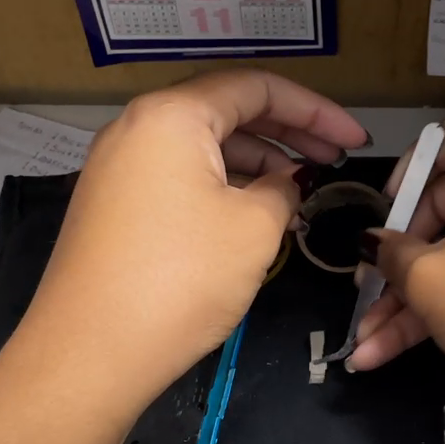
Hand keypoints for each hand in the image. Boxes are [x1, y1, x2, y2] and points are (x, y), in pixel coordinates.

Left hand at [21, 71, 367, 396]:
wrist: (89, 354)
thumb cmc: (181, 279)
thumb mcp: (255, 228)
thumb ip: (284, 190)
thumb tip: (288, 183)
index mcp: (172, 116)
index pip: (257, 88)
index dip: (316, 111)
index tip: (355, 141)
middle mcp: (138, 127)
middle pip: (228, 109)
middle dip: (290, 130)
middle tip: (336, 158)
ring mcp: (120, 166)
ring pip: (204, 144)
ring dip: (259, 159)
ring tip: (301, 188)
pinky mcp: (115, 203)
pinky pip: (181, 173)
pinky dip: (225, 182)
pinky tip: (255, 210)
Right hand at [346, 111, 444, 402]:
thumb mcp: (428, 280)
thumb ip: (391, 255)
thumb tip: (373, 242)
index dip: (421, 156)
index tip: (393, 200)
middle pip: (441, 207)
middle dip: (394, 252)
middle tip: (365, 286)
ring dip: (401, 300)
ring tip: (360, 340)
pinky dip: (428, 316)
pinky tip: (380, 355)